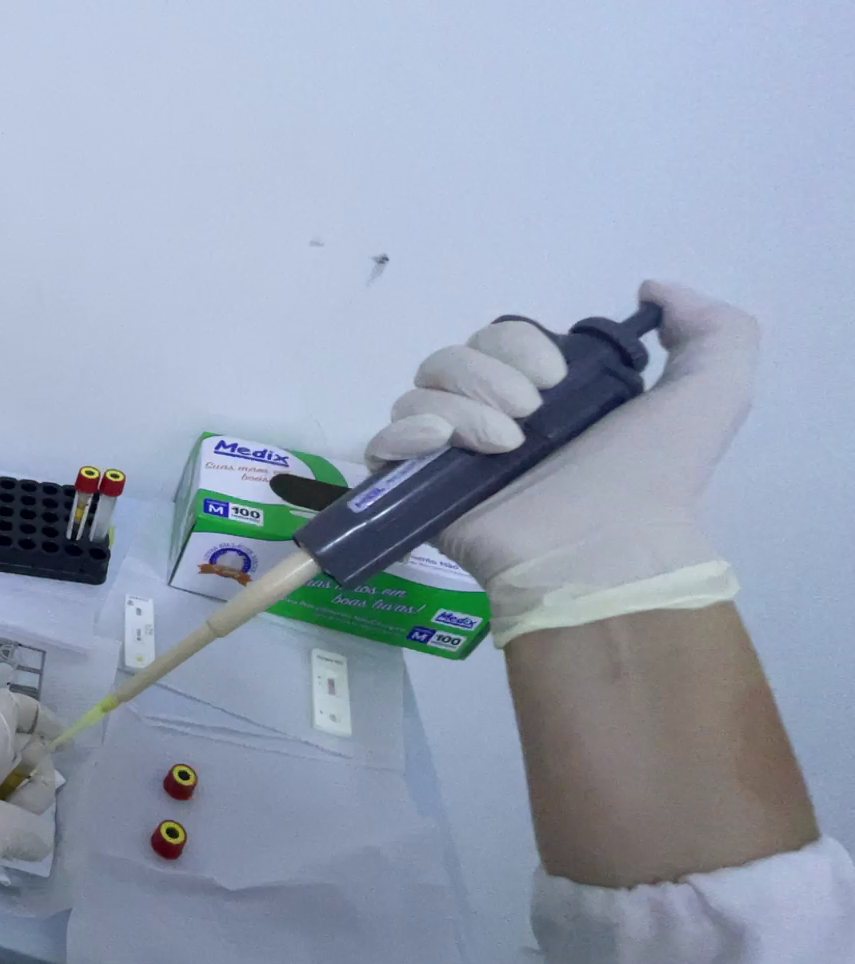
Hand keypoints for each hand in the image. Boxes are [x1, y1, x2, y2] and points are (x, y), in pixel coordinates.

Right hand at [366, 281, 757, 642]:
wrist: (599, 547)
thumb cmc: (647, 476)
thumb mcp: (711, 392)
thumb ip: (711, 329)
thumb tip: (650, 287)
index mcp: (535, 392)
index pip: (491, 338)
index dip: (517, 347)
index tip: (554, 381)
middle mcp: (481, 415)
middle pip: (445, 361)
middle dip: (486, 379)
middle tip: (527, 419)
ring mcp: (441, 452)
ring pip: (414, 397)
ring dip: (458, 411)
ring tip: (498, 448)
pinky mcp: (408, 486)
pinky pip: (380, 442)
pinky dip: (404, 435)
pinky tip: (439, 446)